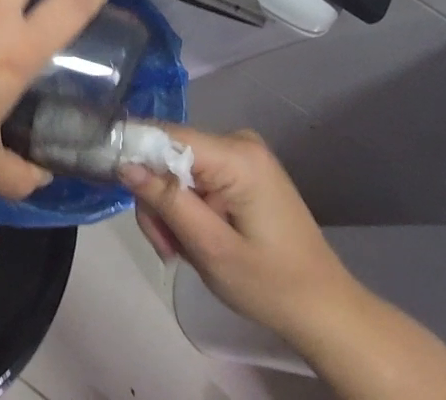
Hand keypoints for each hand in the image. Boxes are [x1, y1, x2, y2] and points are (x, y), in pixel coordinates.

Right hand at [122, 126, 363, 341]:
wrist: (323, 309)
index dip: (133, 157)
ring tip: (182, 252)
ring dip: (168, 211)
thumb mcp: (210, 248)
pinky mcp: (240, 171)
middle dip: (157, 201)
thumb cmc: (270, 284)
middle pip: (166, 155)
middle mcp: (237, 143)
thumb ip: (166, 201)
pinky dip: (185, 209)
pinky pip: (192, 177)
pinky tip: (195, 240)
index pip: (164, 136)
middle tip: (167, 249)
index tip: (122, 196)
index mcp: (237, 156)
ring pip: (174, 169)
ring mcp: (240, 156)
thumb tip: (123, 164)